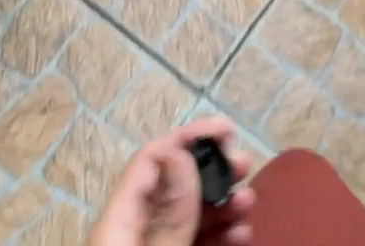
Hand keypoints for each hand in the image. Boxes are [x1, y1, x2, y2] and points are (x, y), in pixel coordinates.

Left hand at [87, 117, 256, 245]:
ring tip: (248, 203)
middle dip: (214, 169)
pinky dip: (218, 232)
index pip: (150, 159)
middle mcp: (132, 230)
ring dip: (223, 202)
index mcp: (117, 223)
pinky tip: (240, 233)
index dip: (189, 136)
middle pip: (175, 183)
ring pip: (189, 213)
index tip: (228, 130)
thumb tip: (176, 150)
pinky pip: (193, 238)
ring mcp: (149, 245)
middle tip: (245, 165)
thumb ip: (168, 213)